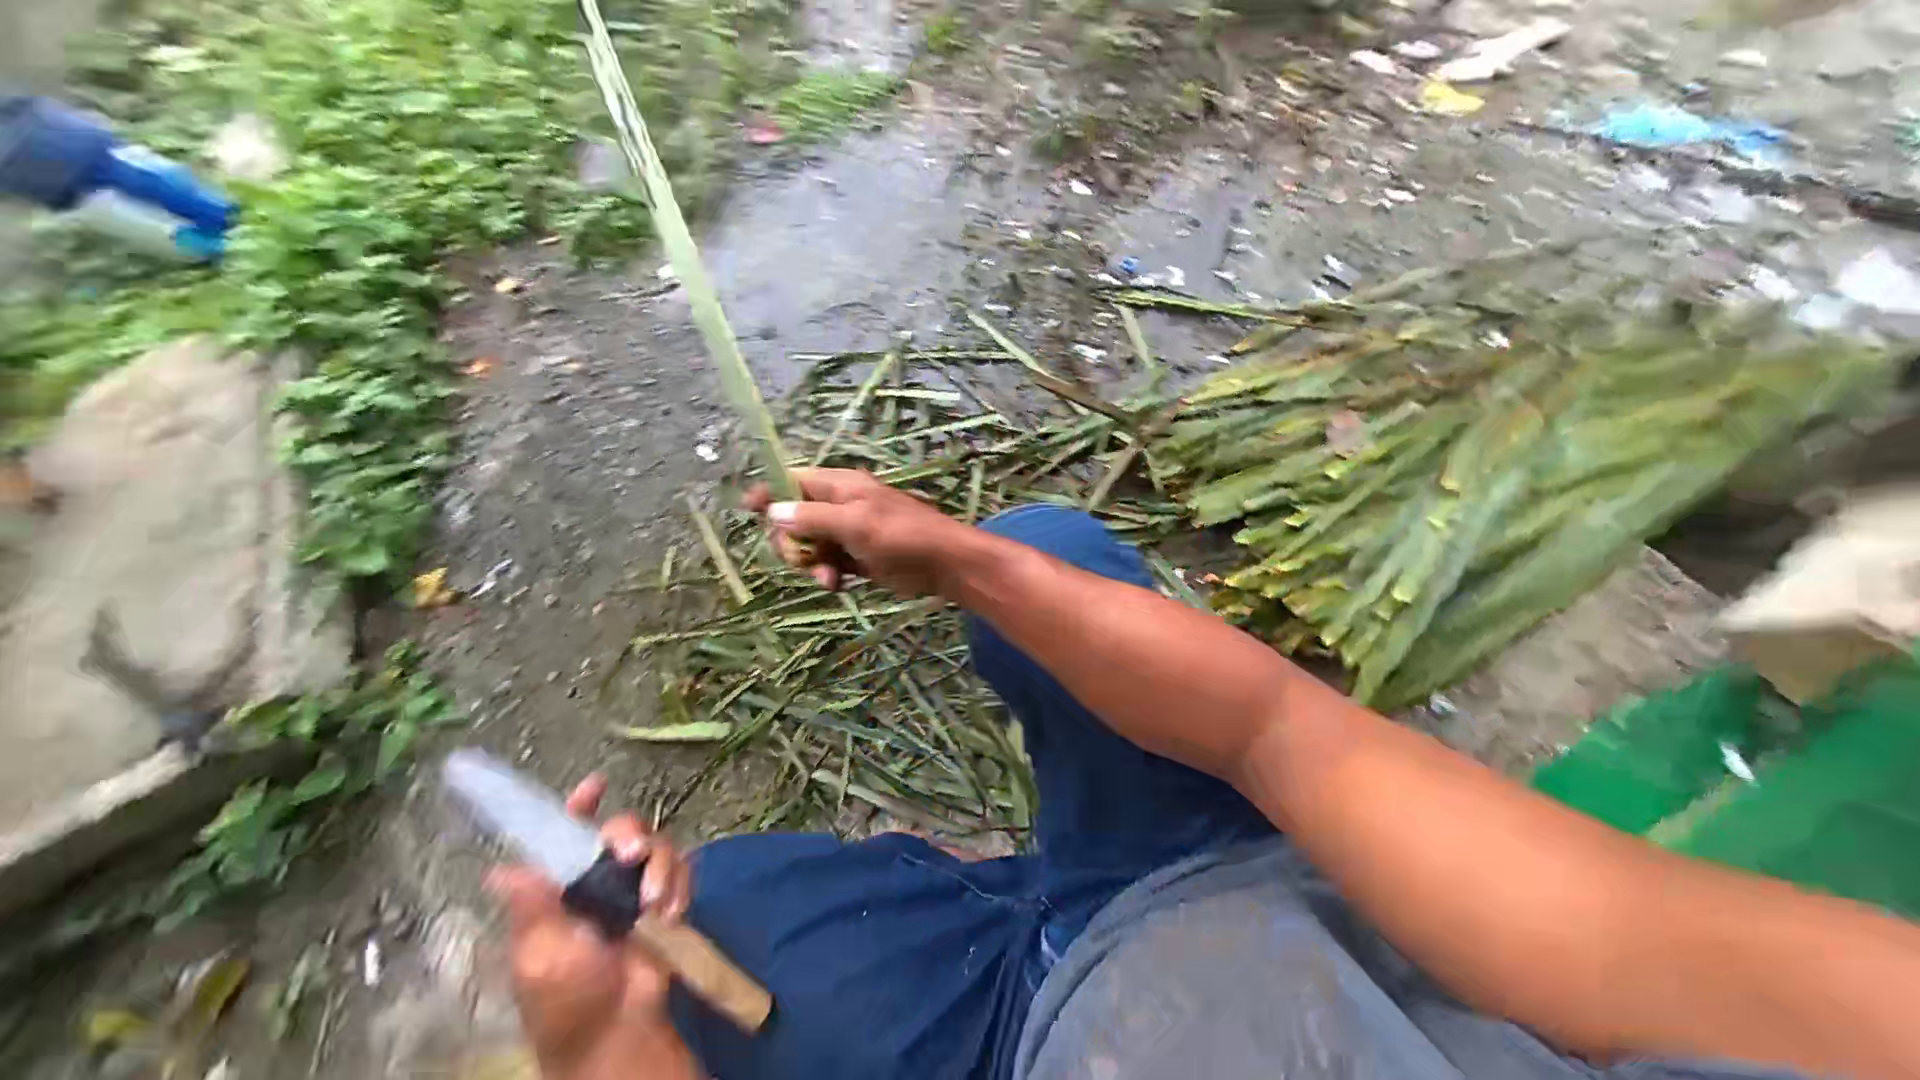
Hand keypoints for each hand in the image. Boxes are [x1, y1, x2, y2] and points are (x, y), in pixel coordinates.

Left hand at [488, 774, 693, 1077]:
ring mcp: (635, 889)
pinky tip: (670, 914)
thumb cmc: (567, 999)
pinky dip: (679, 885)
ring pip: (657, 845)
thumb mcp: (540, 956)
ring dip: (660, 869)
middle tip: (633, 857)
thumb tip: (500, 868)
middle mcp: (599, 880)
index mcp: (561, 888)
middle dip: (631, 836)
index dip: (579, 806)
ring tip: (656, 906)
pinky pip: (681, 870)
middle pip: (621, 830)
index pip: (566, 835)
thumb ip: (531, 907)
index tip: (596, 785)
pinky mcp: (666, 899)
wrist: (618, 1031)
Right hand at [743, 467, 978, 595]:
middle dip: (792, 541)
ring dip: (810, 564)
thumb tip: (773, 512)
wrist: (944, 564)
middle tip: (802, 559)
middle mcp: (839, 505)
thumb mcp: (854, 523)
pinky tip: (837, 585)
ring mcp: (847, 532)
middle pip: (793, 518)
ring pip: (809, 545)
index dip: (770, 492)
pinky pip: (827, 563)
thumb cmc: (901, 535)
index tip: (748, 509)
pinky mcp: (856, 557)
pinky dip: (827, 574)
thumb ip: (812, 518)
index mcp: (839, 485)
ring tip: (828, 579)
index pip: (793, 480)